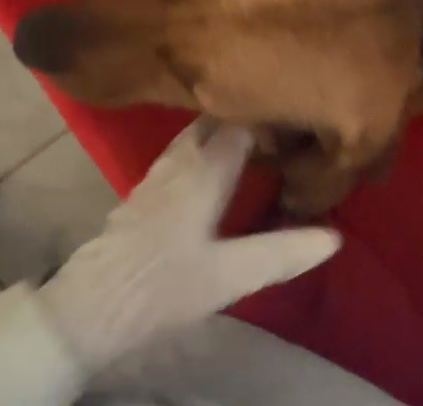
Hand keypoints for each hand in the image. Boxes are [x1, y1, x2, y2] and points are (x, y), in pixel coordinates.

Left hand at [37, 120, 341, 369]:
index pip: (243, 121)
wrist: (88, 310)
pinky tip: (215, 162)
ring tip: (257, 135)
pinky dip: (205, 143)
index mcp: (205, 168)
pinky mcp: (144, 191)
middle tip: (284, 123)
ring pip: (196, 131)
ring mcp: (158, 173)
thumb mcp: (230, 276)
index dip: (273, 113)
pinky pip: (182, 148)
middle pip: (217, 118)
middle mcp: (181, 159)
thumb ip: (282, 252)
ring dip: (224, 125)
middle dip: (248, 112)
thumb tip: (334, 235)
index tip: (302, 115)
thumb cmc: (163, 287)